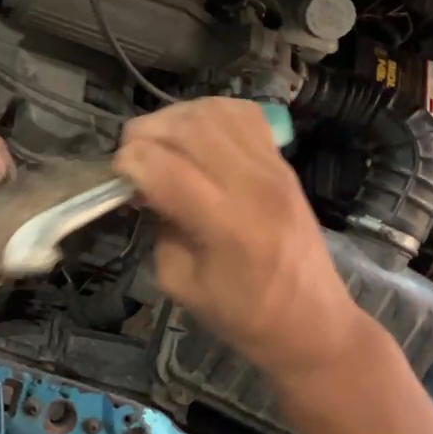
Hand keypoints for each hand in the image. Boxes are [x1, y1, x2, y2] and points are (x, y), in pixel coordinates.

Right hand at [113, 98, 362, 383]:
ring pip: (209, 111)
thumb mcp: (180, 283)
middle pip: (184, 127)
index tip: (119, 183)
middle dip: (142, 135)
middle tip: (133, 163)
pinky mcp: (281, 160)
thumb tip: (144, 188)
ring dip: (172, 120)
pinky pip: (240, 112)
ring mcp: (272, 167)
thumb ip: (158, 227)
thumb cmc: (244, 315)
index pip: (163, 166)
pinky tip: (195, 136)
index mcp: (227, 226)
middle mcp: (252, 186)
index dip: (127, 165)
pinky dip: (208, 113)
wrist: (314, 322)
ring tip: (160, 146)